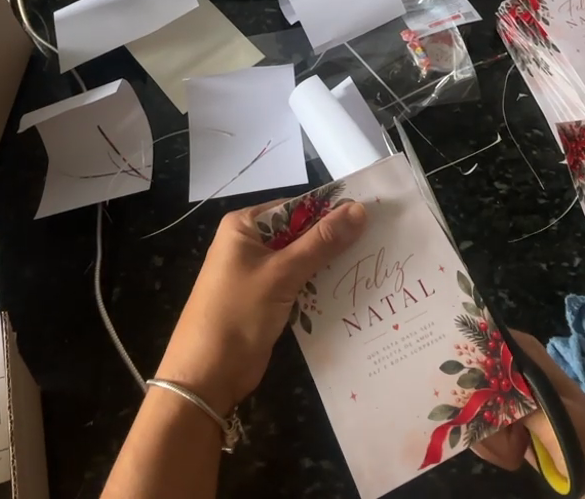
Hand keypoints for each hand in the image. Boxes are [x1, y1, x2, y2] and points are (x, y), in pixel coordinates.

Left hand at [154, 198, 367, 414]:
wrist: (206, 377)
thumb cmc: (237, 314)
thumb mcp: (282, 273)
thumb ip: (321, 242)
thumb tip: (359, 208)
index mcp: (244, 225)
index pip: (296, 207)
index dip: (330, 211)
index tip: (370, 215)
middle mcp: (250, 243)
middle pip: (300, 233)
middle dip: (332, 240)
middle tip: (378, 241)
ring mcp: (257, 273)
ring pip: (302, 260)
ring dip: (329, 265)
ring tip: (372, 264)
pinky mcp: (266, 300)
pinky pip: (298, 284)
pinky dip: (319, 287)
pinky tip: (349, 290)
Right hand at [473, 331, 584, 498]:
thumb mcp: (558, 424)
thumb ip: (519, 402)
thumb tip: (483, 386)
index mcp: (527, 357)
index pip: (484, 340)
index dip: (465, 357)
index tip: (460, 386)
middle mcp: (515, 370)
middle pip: (469, 376)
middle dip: (472, 408)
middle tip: (494, 432)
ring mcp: (511, 397)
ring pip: (472, 405)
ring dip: (484, 433)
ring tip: (513, 452)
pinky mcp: (510, 421)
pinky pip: (483, 425)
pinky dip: (490, 443)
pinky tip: (510, 456)